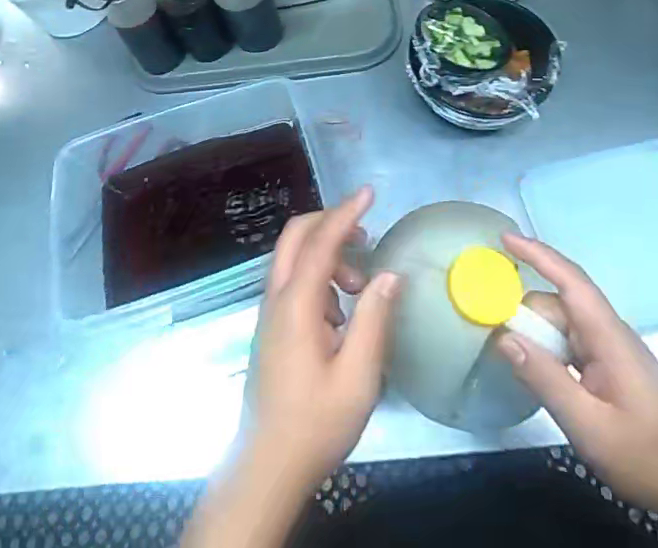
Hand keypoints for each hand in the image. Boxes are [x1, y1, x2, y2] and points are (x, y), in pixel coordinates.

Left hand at [241, 187, 401, 487]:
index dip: (345, 213)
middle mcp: (276, 298)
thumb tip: (389, 275)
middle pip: (295, 237)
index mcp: (296, 305)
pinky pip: (293, 283)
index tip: (368, 193)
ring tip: (360, 286)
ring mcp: (269, 312)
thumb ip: (373, 320)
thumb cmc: (316, 423)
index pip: (320, 242)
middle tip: (366, 235)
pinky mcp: (271, 326)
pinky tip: (342, 314)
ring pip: (293, 259)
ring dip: (326, 255)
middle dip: (329, 224)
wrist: (268, 463)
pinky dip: (318, 278)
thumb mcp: (358, 377)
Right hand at [498, 235, 657, 547]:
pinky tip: (532, 369)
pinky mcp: (610, 369)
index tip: (504, 238)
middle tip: (492, 335)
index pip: (572, 282)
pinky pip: (569, 344)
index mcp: (610, 338)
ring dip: (535, 335)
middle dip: (524, 313)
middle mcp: (610, 335)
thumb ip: (545, 379)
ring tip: (509, 357)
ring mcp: (611, 352)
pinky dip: (546, 349)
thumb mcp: (589, 425)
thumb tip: (503, 337)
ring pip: (561, 326)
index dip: (538, 255)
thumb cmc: (647, 457)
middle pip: (558, 306)